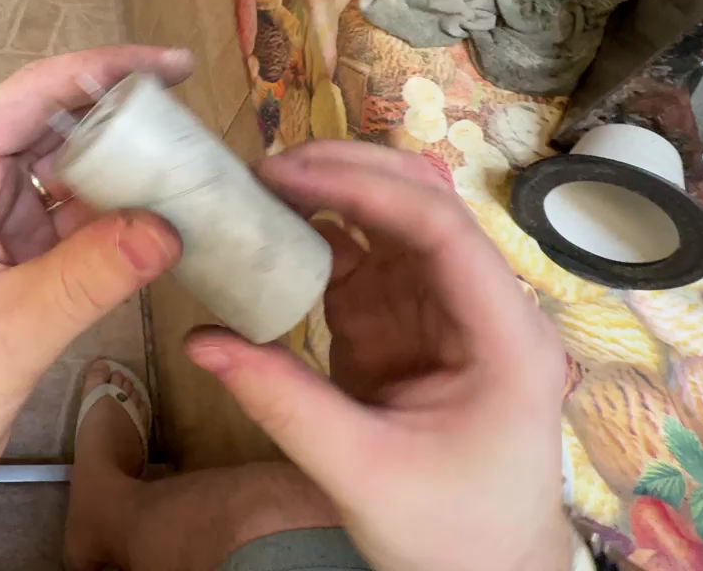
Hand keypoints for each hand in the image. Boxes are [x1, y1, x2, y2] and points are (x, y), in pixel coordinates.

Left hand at [0, 47, 189, 570]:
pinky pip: (72, 224)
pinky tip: (155, 226)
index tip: (165, 67)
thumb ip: (90, 274)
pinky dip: (112, 221)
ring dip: (120, 173)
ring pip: (67, 176)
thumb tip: (169, 228)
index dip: (99, 70)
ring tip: (183, 170)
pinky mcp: (13, 265)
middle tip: (186, 117)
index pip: (31, 97)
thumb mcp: (9, 329)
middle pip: (53, 128)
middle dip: (117, 119)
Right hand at [186, 140, 570, 570]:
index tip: (288, 175)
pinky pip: (355, 251)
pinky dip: (312, 230)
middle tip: (269, 167)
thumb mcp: (366, 476)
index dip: (364, 188)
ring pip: (387, 212)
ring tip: (262, 184)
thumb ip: (284, 404)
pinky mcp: (396, 313)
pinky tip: (270, 225)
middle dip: (347, 169)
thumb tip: (199, 341)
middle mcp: (475, 299)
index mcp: (503, 334)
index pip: (442, 229)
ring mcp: (433, 302)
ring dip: (328, 189)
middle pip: (420, 199)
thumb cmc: (452, 534)